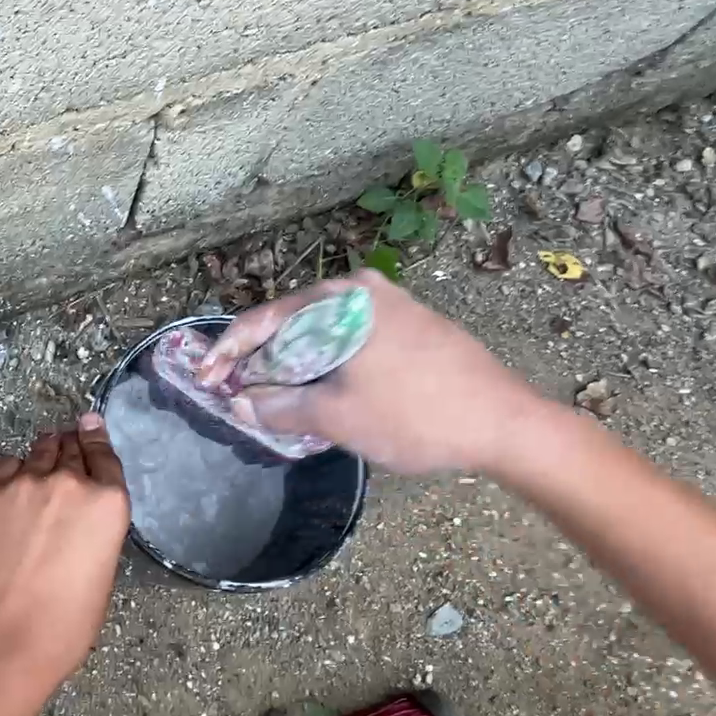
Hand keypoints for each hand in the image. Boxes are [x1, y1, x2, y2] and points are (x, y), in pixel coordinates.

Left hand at [0, 413, 129, 689]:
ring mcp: (27, 481)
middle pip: (71, 447)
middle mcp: (70, 481)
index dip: (96, 438)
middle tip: (66, 448)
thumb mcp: (101, 569)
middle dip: (70, 447)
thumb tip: (81, 512)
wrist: (6, 636)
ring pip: (40, 450)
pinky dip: (13, 472)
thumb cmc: (67, 622)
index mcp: (108, 502)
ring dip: (43, 454)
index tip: (90, 423)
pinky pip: (7, 465)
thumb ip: (96, 525)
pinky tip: (12, 489)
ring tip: (40, 464)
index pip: (104, 454)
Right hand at [197, 270, 566, 474]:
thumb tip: (240, 405)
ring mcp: (392, 303)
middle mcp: (364, 289)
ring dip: (294, 361)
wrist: (510, 426)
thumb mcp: (336, 417)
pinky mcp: (413, 324)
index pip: (265, 319)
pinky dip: (327, 360)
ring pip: (322, 330)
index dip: (228, 351)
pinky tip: (321, 386)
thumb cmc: (416, 415)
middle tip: (235, 388)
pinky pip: (351, 337)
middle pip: (292, 321)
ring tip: (272, 392)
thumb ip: (279, 407)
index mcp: (341, 298)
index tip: (205, 377)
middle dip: (260, 356)